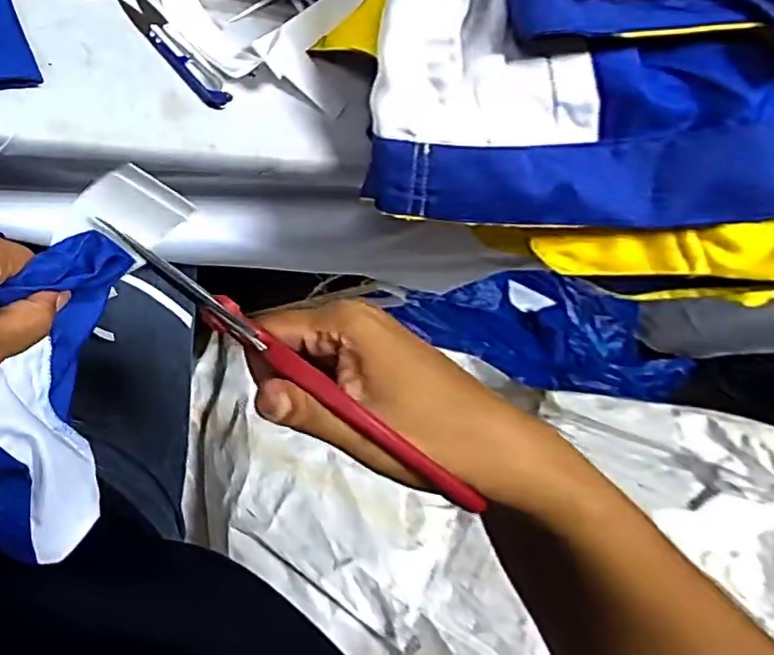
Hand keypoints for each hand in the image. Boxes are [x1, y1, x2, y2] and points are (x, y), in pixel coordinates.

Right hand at [245, 300, 592, 512]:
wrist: (514, 459)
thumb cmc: (439, 441)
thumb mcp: (362, 430)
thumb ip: (302, 408)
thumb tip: (258, 396)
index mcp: (342, 320)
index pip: (266, 328)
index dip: (263, 365)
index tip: (281, 402)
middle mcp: (349, 313)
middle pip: (281, 336)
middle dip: (287, 376)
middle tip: (320, 414)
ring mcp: (365, 327)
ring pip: (301, 349)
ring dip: (308, 383)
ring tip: (344, 414)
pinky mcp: (375, 344)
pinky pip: (324, 355)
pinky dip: (327, 383)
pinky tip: (353, 407)